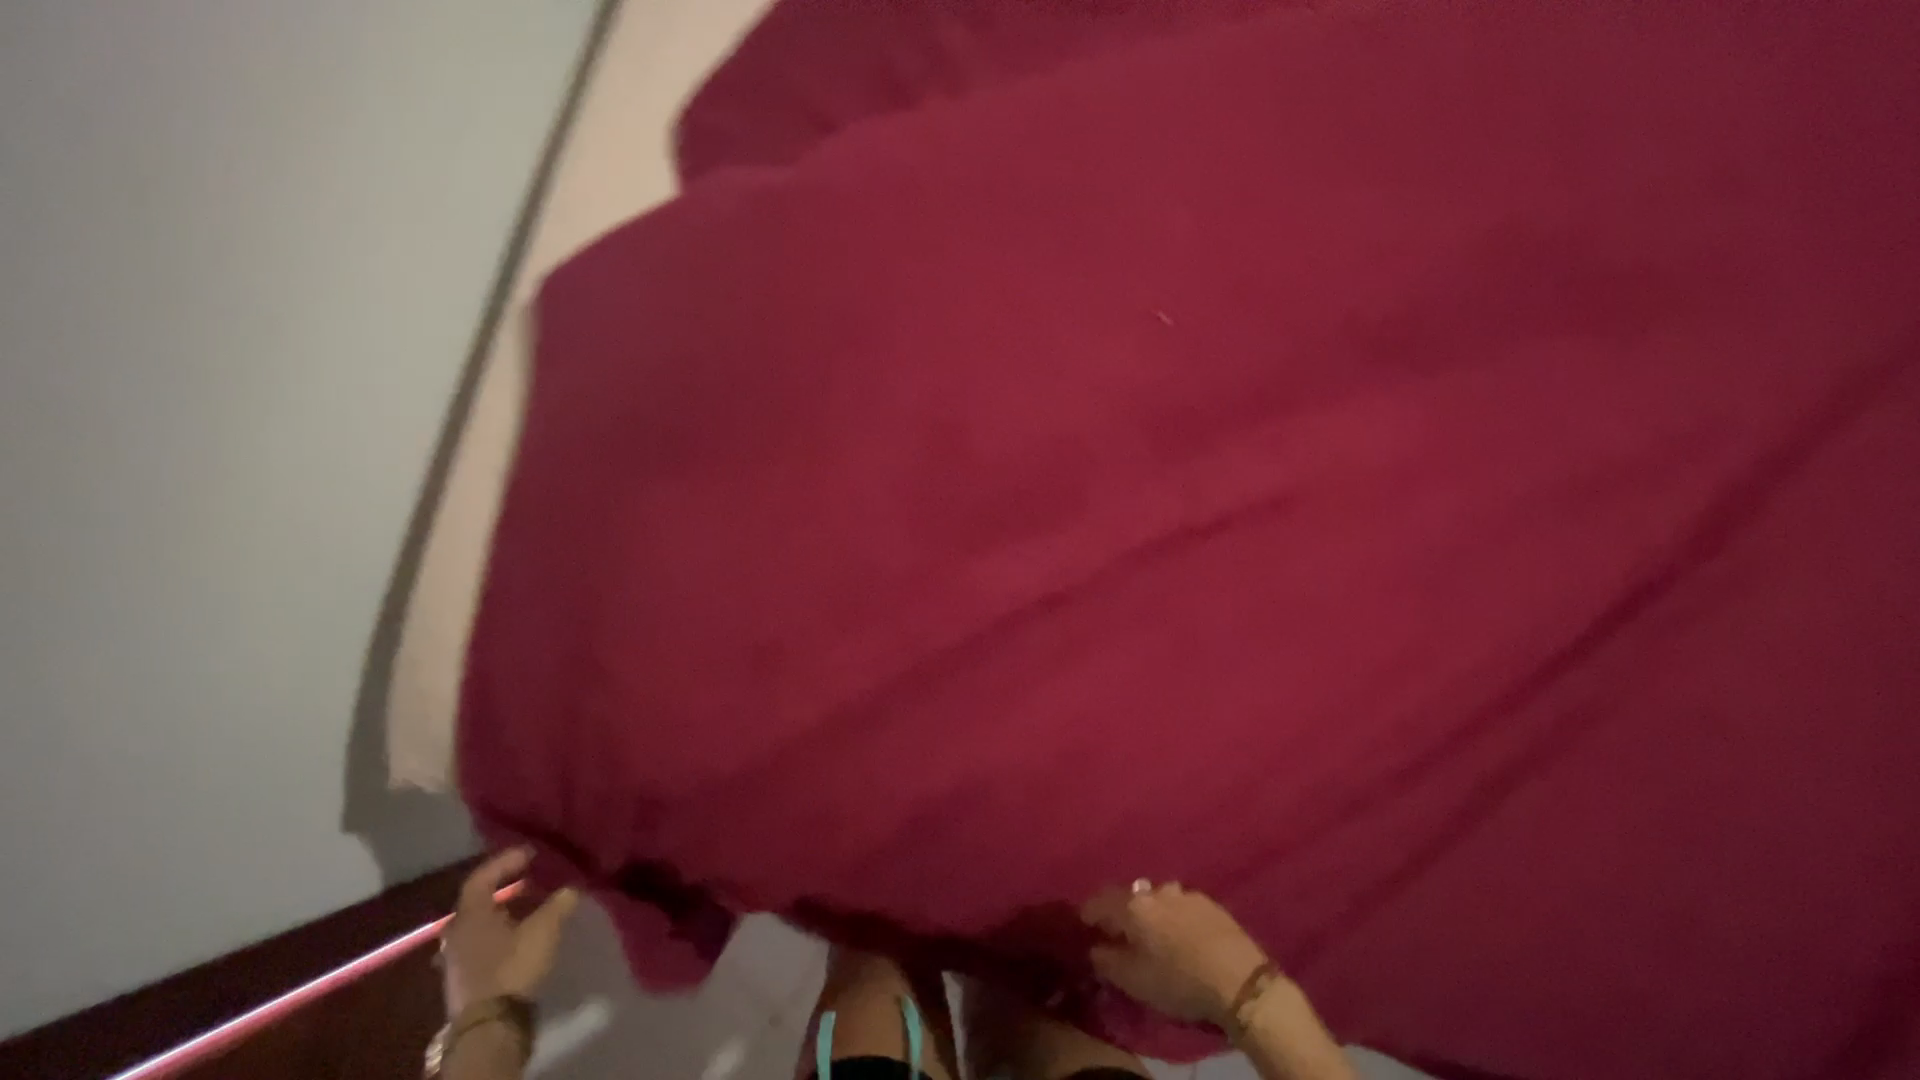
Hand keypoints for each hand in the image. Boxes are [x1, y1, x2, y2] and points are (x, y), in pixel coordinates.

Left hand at [442, 848, 578, 1016]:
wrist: (490, 1026)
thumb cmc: (513, 966)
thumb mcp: (544, 929)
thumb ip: (560, 902)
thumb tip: (574, 886)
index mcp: (470, 914)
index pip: (482, 876)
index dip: (506, 860)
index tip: (531, 852)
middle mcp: (456, 932)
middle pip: (480, 900)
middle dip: (508, 886)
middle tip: (534, 877)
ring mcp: (458, 958)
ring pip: (482, 923)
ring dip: (506, 911)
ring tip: (533, 906)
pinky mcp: (466, 978)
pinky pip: (484, 943)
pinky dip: (503, 932)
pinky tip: (523, 935)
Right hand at [1080, 883, 1271, 1025]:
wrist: (1239, 980)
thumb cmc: (1179, 981)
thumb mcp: (1134, 980)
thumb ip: (1106, 961)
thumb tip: (1096, 948)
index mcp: (1132, 906)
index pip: (1099, 900)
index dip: (1088, 913)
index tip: (1085, 927)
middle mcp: (1156, 891)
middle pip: (1128, 896)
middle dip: (1120, 912)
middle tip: (1119, 933)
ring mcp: (1186, 894)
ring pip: (1157, 898)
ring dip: (1150, 912)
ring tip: (1153, 933)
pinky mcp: (1211, 904)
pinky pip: (1180, 905)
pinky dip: (1173, 916)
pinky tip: (1181, 934)